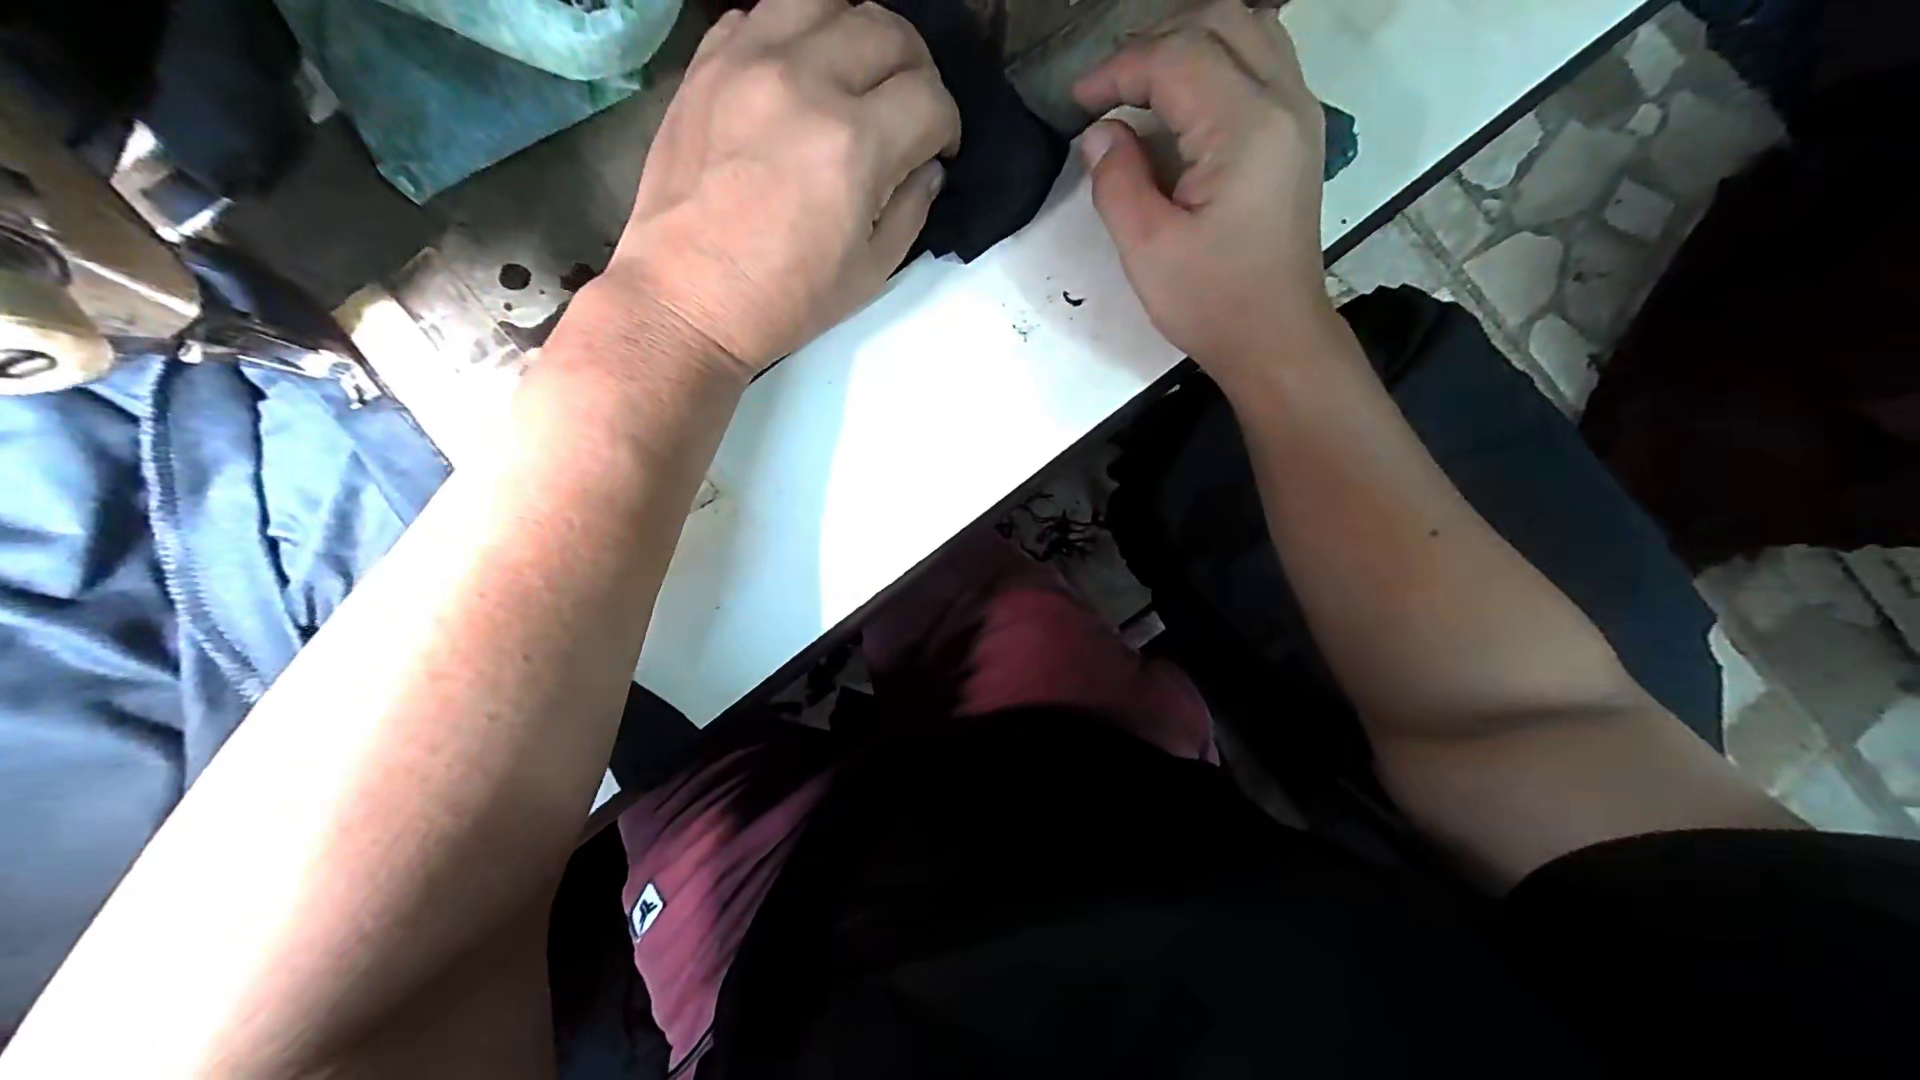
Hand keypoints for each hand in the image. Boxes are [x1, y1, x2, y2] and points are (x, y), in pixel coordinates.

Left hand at [600, 0, 960, 376]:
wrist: (689, 298)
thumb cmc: (786, 300)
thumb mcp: (870, 271)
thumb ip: (911, 208)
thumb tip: (927, 166)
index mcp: (853, 146)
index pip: (930, 98)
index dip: (948, 125)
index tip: (938, 149)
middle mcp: (804, 83)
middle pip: (888, 32)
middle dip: (916, 71)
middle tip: (908, 110)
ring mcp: (747, 62)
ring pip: (827, 2)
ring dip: (858, 37)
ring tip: (856, 79)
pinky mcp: (707, 64)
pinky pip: (765, 12)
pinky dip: (797, 35)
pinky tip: (800, 76)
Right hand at [1073, 0, 1331, 384]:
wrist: (1275, 337)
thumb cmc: (1211, 303)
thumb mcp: (1147, 250)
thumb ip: (1116, 182)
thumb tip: (1100, 134)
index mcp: (1247, 129)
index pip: (1178, 58)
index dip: (1119, 69)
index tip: (1078, 102)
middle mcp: (1284, 102)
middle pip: (1219, 21)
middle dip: (1153, 43)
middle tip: (1108, 90)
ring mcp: (1300, 114)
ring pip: (1247, 30)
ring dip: (1188, 44)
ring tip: (1141, 87)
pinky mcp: (1298, 134)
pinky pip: (1260, 61)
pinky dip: (1215, 63)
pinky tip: (1181, 104)